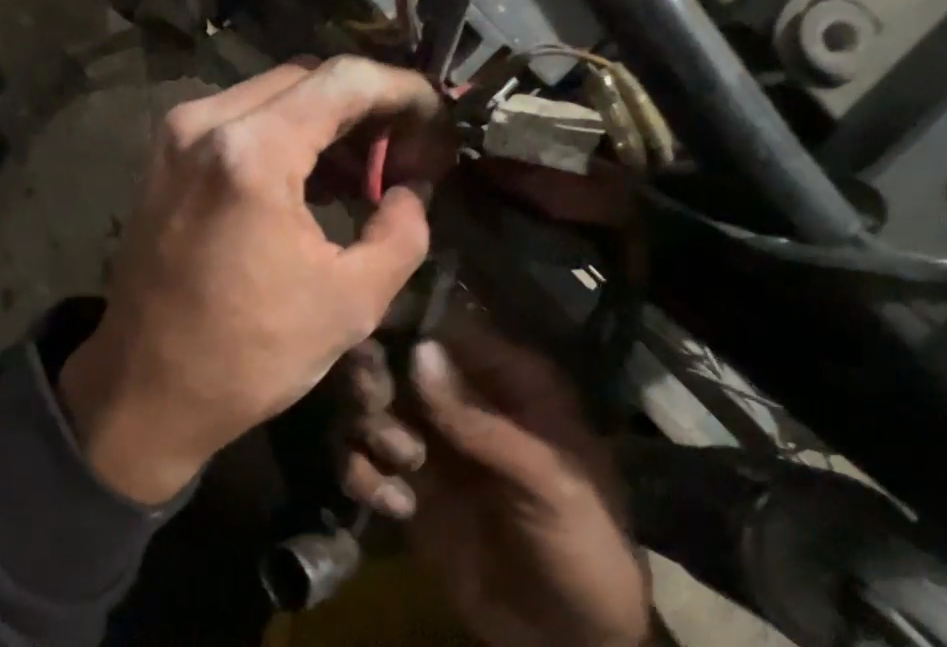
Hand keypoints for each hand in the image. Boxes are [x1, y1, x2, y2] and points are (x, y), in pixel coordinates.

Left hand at [57, 57, 446, 503]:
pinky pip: (239, 121)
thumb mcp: (350, 301)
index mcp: (251, 151)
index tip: (438, 121)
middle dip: (366, 107)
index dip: (403, 91)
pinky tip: (318, 182)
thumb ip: (401, 231)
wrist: (146, 389)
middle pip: (307, 78)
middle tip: (408, 155)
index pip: (345, 80)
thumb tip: (411, 191)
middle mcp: (205, 123)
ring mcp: (177, 137)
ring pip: (272, 96)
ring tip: (369, 175)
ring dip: (326, 122)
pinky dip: (285, 137)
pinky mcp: (166, 158)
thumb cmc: (249, 354)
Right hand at [339, 322, 648, 646]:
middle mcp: (463, 400)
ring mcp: (431, 443)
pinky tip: (394, 507)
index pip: (447, 331)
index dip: (403, 330)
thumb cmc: (584, 548)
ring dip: (368, 432)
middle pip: (395, 363)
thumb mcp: (548, 483)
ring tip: (400, 467)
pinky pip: (362, 459)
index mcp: (510, 382)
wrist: (570, 642)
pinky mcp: (406, 485)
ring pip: (369, 407)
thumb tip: (419, 351)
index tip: (367, 341)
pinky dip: (363, 475)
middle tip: (375, 413)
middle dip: (375, 385)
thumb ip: (480, 420)